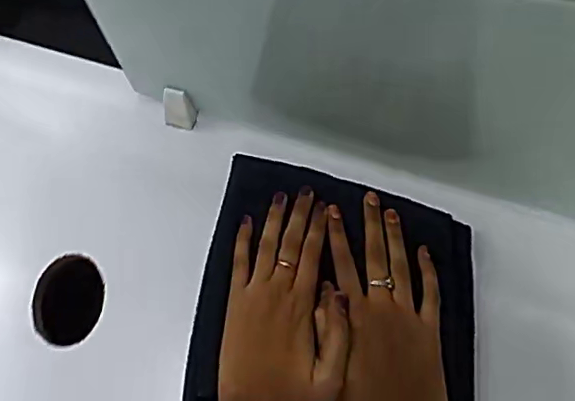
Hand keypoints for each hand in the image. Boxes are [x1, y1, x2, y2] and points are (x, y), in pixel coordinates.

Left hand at [218, 188, 350, 400]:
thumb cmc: (290, 397)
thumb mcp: (329, 378)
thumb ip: (337, 334)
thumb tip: (339, 294)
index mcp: (300, 306)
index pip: (313, 256)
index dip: (319, 229)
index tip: (325, 208)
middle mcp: (276, 292)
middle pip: (290, 242)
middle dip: (300, 214)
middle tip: (307, 193)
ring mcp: (253, 293)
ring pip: (266, 244)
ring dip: (274, 218)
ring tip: (281, 197)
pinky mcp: (235, 300)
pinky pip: (239, 260)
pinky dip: (242, 238)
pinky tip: (246, 221)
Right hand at [328, 192, 446, 400]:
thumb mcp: (333, 364)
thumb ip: (325, 325)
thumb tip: (320, 291)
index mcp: (355, 314)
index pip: (342, 262)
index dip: (336, 234)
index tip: (330, 211)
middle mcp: (380, 307)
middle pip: (373, 255)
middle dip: (369, 223)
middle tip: (368, 198)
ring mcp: (407, 316)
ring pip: (400, 266)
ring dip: (395, 237)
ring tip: (391, 213)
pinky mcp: (430, 331)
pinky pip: (430, 293)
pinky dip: (428, 270)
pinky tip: (425, 251)